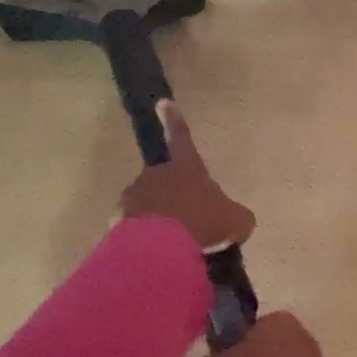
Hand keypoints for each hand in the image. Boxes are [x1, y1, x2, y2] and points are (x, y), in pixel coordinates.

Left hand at [118, 101, 254, 251]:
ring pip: (149, 204)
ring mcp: (135, 195)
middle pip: (166, 180)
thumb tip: (236, 220)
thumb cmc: (204, 223)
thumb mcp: (237, 221)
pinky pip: (135, 226)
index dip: (175, 122)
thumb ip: (237, 216)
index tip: (163, 102)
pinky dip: (144, 237)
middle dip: (174, 196)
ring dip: (159, 219)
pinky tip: (156, 253)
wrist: (163, 246)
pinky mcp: (120, 219)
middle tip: (188, 222)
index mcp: (186, 168)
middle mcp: (157, 174)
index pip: (182, 139)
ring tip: (173, 244)